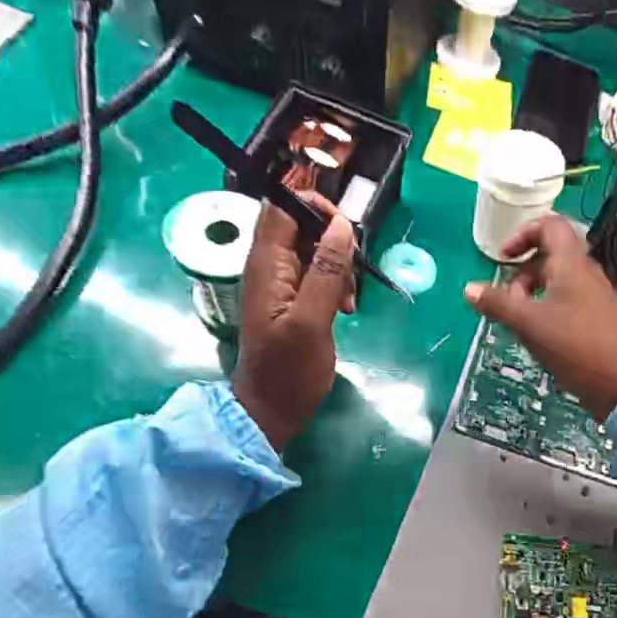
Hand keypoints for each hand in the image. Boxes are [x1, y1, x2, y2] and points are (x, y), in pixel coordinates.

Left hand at [231, 194, 355, 448]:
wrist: (272, 410)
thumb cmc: (289, 371)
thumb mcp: (311, 321)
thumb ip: (326, 271)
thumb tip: (341, 226)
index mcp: (265, 265)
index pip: (282, 207)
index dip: (314, 207)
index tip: (344, 232)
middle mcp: (269, 267)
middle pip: (302, 226)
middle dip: (334, 243)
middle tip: (351, 276)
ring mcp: (280, 284)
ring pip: (315, 251)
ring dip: (339, 268)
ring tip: (350, 302)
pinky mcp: (292, 300)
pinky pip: (316, 275)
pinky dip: (335, 285)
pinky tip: (345, 309)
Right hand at [463, 215, 616, 420]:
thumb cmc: (574, 344)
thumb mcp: (528, 323)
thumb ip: (497, 303)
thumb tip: (469, 289)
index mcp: (570, 264)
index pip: (550, 226)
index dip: (523, 234)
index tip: (503, 257)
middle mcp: (584, 273)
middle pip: (549, 256)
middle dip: (522, 274)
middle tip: (507, 300)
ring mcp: (592, 296)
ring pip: (556, 281)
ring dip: (531, 295)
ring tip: (519, 322)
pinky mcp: (594, 318)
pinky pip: (565, 302)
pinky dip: (545, 310)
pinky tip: (537, 336)